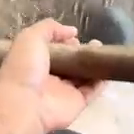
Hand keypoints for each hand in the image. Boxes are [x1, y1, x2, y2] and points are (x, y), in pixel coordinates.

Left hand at [0, 19, 104, 133]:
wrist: (25, 104)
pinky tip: (109, 69)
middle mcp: (48, 76)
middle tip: (94, 44)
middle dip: (81, 53)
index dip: (63, 42)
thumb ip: (49, 28)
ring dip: (93, 65)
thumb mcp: (30, 37)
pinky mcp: (76, 103)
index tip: (74, 36)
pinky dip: (101, 81)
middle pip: (69, 64)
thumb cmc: (24, 68)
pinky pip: (92, 91)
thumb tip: (72, 31)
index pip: (52, 50)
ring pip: (82, 76)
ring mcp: (63, 91)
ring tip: (102, 52)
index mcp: (34, 61)